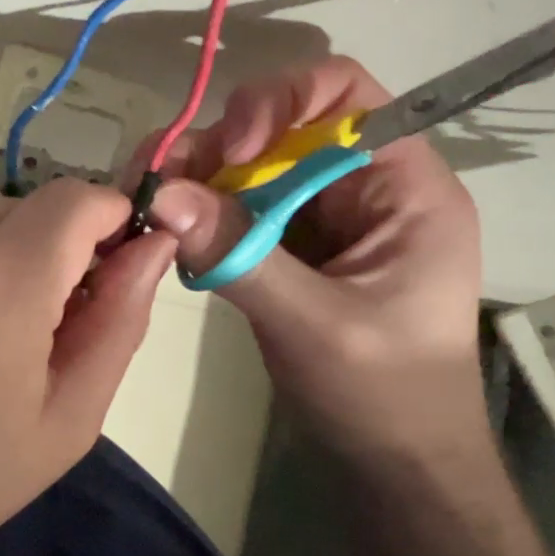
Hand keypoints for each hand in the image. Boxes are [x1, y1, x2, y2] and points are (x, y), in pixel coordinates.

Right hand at [124, 57, 484, 451]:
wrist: (394, 460)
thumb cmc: (383, 393)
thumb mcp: (312, 323)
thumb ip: (239, 255)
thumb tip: (160, 193)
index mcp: (403, 187)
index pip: (346, 95)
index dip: (281, 101)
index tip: (228, 150)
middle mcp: (361, 186)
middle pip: (281, 125)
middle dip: (216, 145)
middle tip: (158, 182)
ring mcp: (321, 215)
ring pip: (249, 165)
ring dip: (196, 179)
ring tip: (151, 210)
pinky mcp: (288, 244)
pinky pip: (235, 206)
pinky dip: (197, 213)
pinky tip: (168, 235)